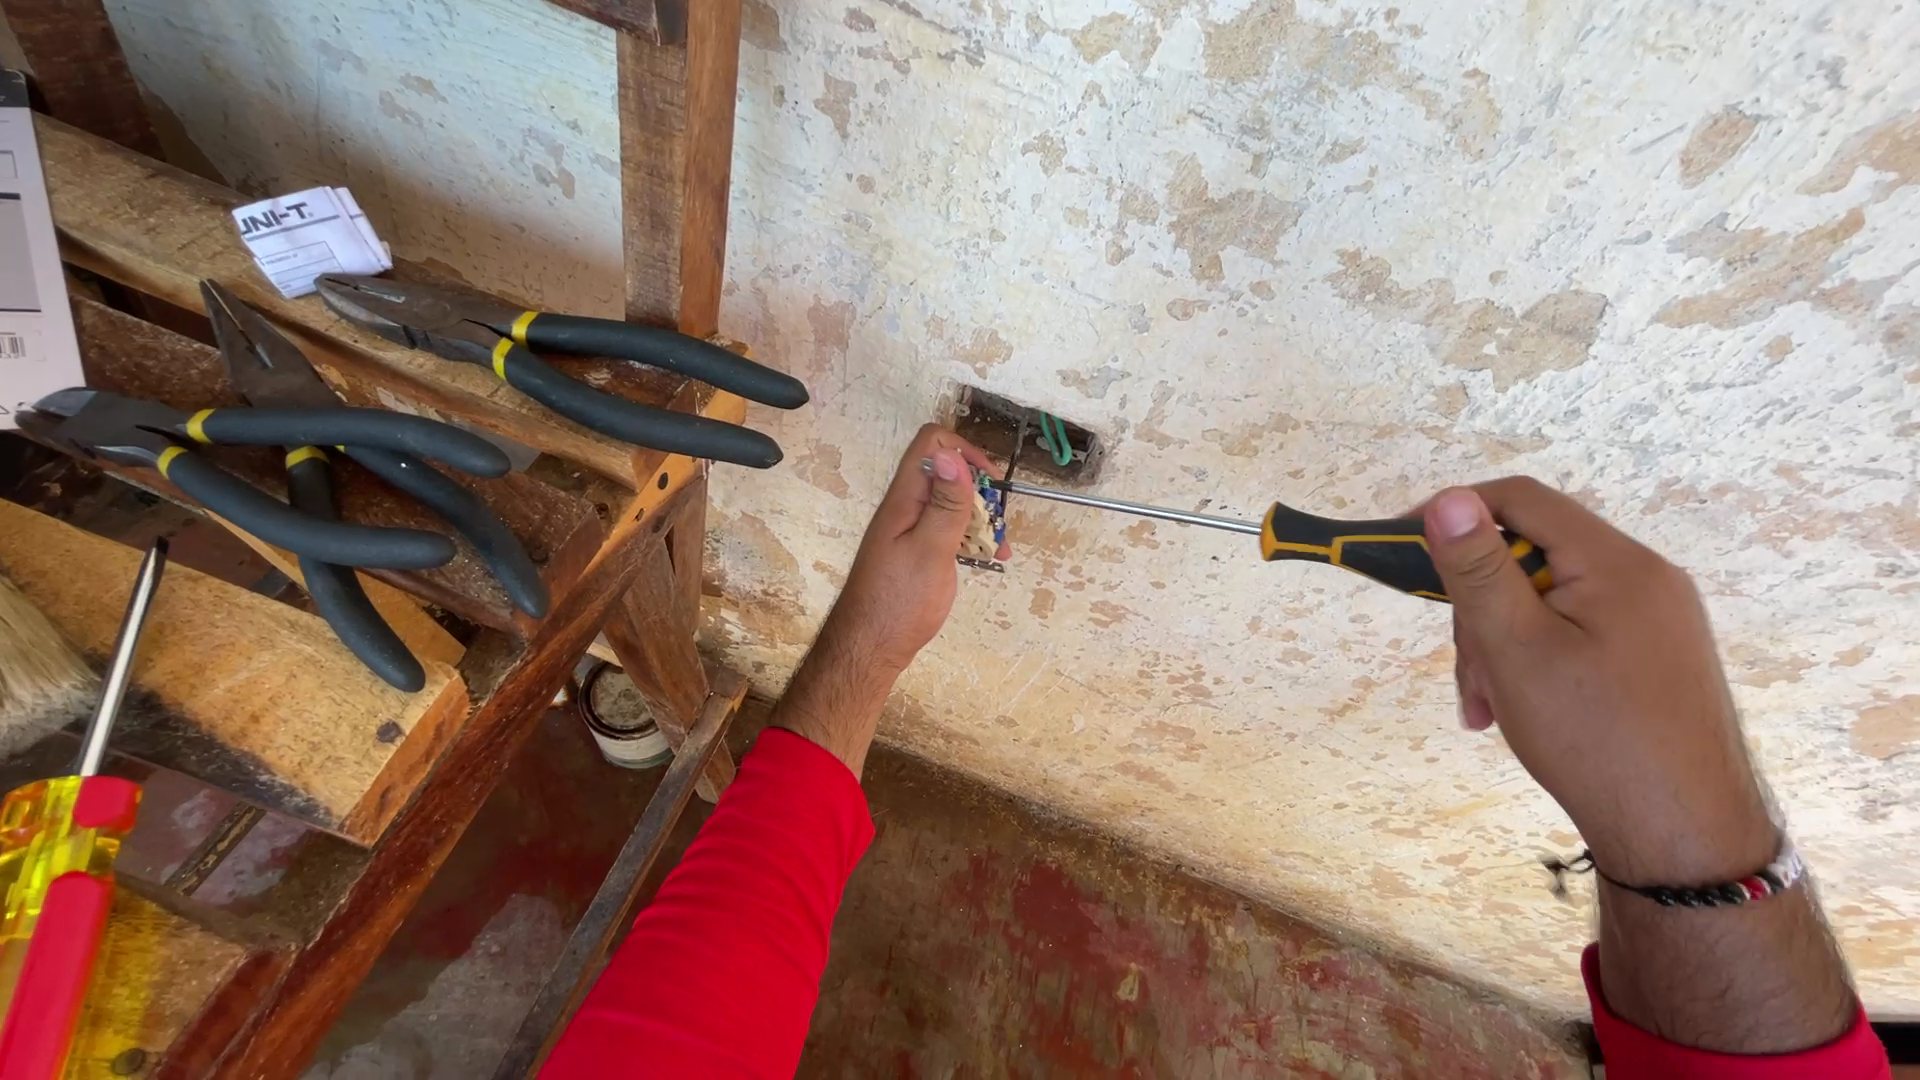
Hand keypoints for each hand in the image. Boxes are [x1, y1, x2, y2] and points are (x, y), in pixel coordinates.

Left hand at [771, 426, 1000, 777]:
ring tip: (999, 548)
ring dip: (980, 518)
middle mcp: (905, 507)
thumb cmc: (899, 602)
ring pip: (950, 503)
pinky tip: (988, 559)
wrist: (870, 649)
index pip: (931, 443)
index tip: (989, 482)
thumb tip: (950, 452)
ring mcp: (909, 530)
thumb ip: (943, 503)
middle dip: (979, 491)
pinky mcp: (916, 551)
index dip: (964, 451)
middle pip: (946, 472)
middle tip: (996, 524)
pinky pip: (947, 529)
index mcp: (904, 498)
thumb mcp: (930, 550)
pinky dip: (970, 538)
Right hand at [1421, 478, 1772, 884]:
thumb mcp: (1513, 645)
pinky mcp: (1647, 652)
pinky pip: (1567, 631)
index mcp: (1616, 563)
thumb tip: (1447, 498)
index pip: (1520, 500)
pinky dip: (1525, 657)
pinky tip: (1508, 707)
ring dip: (1495, 640)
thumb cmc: (1588, 732)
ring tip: (1485, 701)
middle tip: (1463, 663)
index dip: (1453, 510)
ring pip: (1541, 598)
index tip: (1399, 546)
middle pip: (1527, 555)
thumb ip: (1478, 568)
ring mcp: (1650, 617)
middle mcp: (1643, 578)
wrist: (1681, 835)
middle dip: (1476, 603)